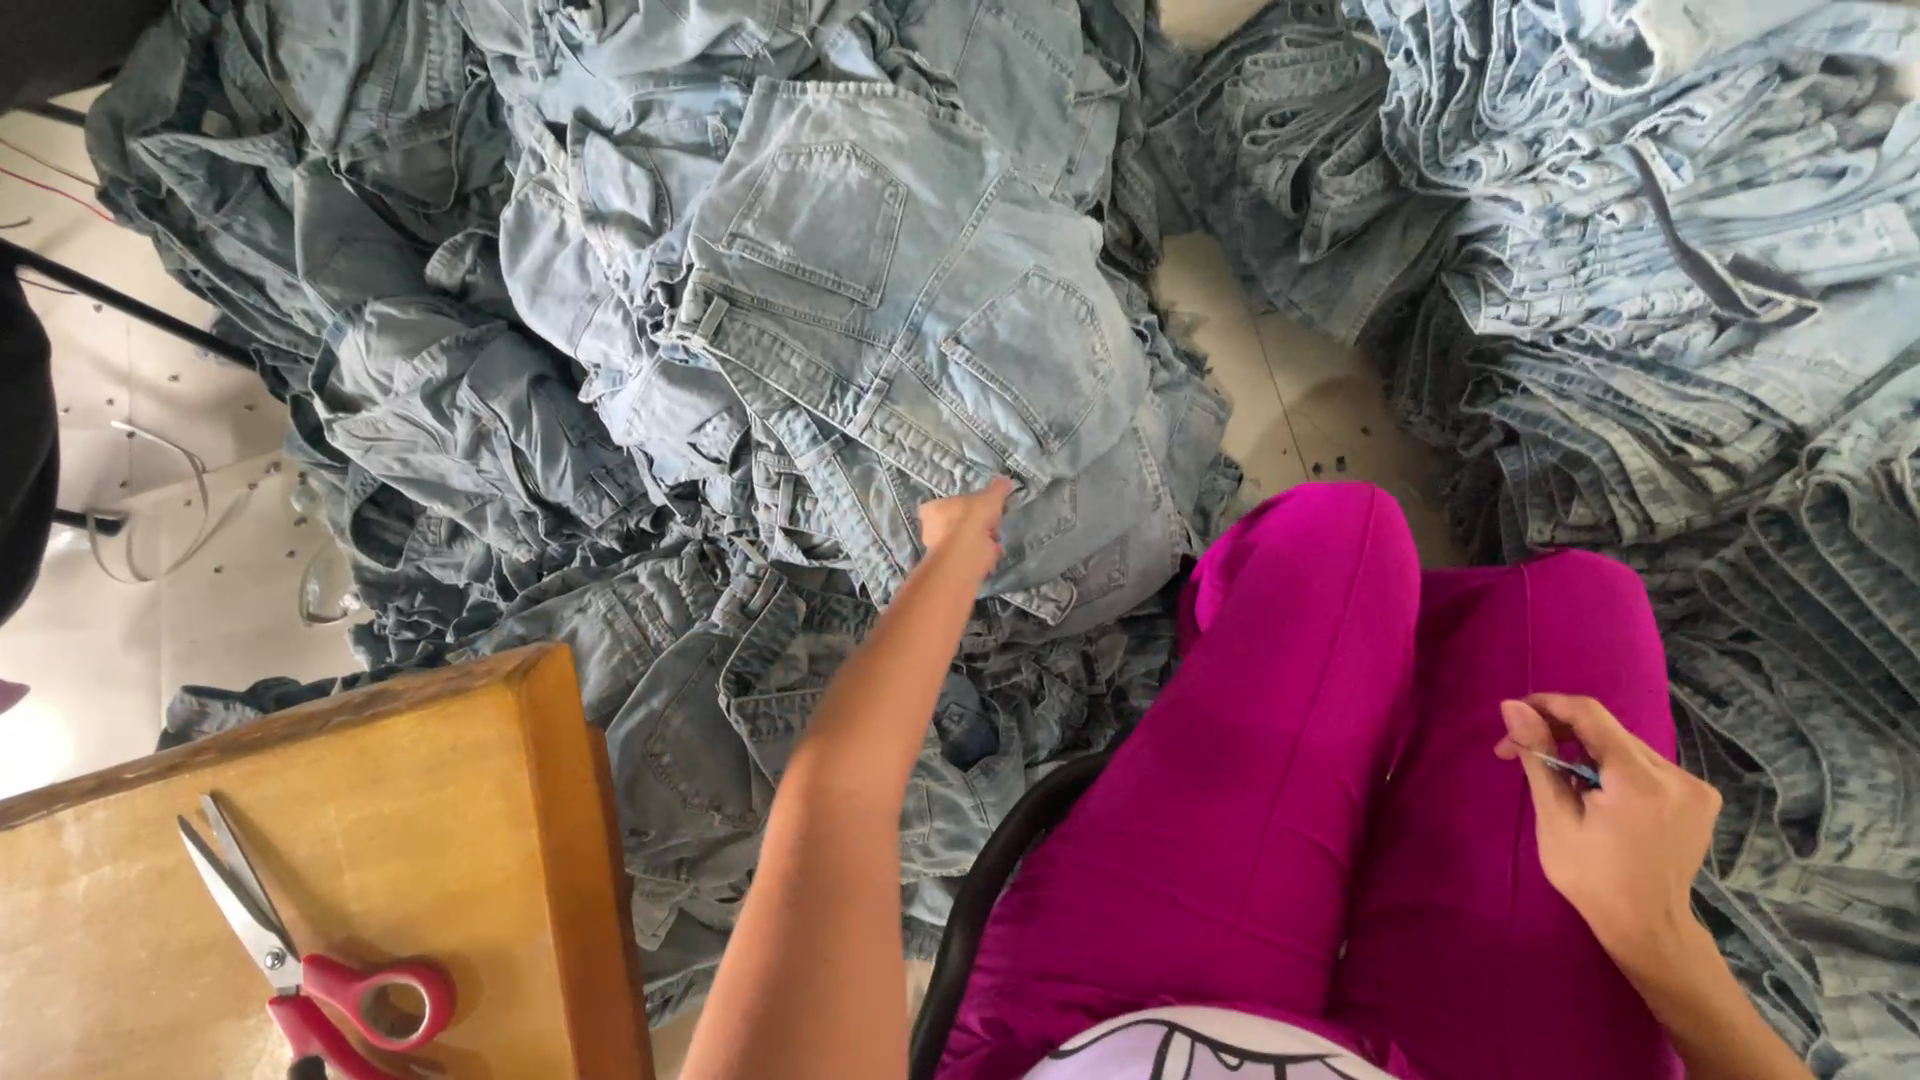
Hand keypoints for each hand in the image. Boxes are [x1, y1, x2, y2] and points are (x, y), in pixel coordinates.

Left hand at [917, 476, 1012, 580]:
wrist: (968, 550)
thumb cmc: (972, 517)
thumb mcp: (990, 497)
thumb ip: (997, 489)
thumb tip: (1006, 480)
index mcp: (933, 509)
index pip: (941, 505)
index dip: (958, 506)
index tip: (974, 509)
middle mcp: (930, 529)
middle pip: (952, 525)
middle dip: (969, 525)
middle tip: (987, 524)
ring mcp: (940, 549)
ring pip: (960, 542)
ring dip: (976, 541)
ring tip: (994, 538)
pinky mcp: (952, 565)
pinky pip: (968, 556)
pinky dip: (980, 554)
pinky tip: (992, 551)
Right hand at [1496, 694, 1721, 967]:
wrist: (1646, 925)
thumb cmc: (1589, 875)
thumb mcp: (1554, 814)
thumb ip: (1538, 754)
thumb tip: (1512, 706)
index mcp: (1639, 780)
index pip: (1589, 714)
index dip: (1546, 705)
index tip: (1512, 718)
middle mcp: (1676, 776)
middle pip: (1606, 729)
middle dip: (1557, 732)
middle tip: (1517, 753)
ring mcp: (1694, 787)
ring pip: (1623, 745)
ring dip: (1581, 750)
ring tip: (1556, 779)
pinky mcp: (1699, 797)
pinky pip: (1642, 763)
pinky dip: (1609, 766)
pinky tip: (1593, 791)